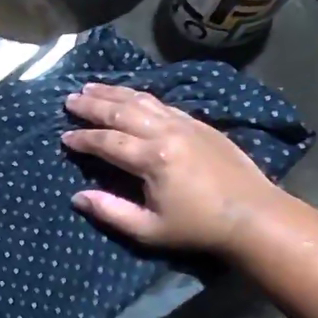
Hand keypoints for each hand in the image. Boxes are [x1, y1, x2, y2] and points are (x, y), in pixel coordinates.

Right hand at [62, 82, 284, 252]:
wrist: (252, 214)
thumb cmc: (198, 227)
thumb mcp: (149, 229)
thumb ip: (111, 212)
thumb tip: (78, 197)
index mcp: (152, 159)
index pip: (107, 142)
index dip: (83, 139)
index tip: (65, 137)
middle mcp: (166, 133)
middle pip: (121, 111)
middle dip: (92, 105)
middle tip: (69, 99)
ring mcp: (184, 124)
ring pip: (142, 100)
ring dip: (113, 93)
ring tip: (91, 87)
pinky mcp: (198, 123)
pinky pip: (162, 103)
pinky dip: (139, 96)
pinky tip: (129, 95)